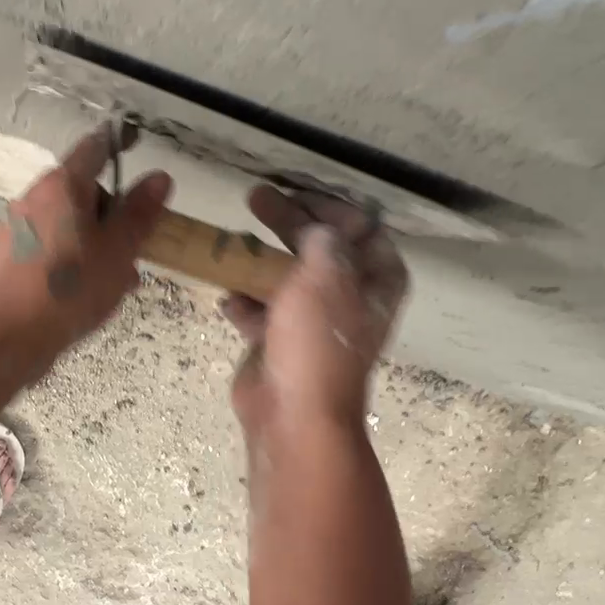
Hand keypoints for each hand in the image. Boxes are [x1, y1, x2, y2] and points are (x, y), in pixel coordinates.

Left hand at [0, 125, 172, 359]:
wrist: (5, 340)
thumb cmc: (68, 291)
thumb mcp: (118, 252)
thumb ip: (139, 213)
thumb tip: (158, 178)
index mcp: (60, 187)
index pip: (94, 148)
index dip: (118, 142)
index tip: (136, 140)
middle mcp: (32, 201)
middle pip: (80, 194)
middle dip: (111, 217)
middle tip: (135, 249)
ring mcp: (14, 234)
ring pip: (66, 229)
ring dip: (95, 247)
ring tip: (116, 285)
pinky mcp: (6, 265)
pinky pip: (48, 254)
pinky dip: (70, 266)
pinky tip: (83, 300)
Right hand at [221, 184, 408, 437]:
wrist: (293, 414)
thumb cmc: (316, 343)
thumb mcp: (324, 278)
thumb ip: (322, 242)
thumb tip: (317, 228)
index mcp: (376, 280)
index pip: (360, 227)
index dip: (329, 205)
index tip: (294, 189)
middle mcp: (348, 297)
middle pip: (318, 247)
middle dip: (287, 222)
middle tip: (254, 198)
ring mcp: (312, 322)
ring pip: (285, 278)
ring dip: (259, 261)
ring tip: (232, 245)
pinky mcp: (279, 343)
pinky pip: (259, 312)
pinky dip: (244, 303)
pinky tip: (228, 296)